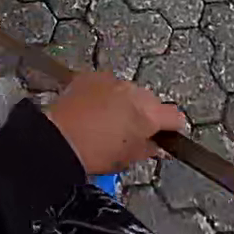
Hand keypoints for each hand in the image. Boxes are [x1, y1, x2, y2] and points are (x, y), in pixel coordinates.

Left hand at [43, 71, 188, 173]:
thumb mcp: (128, 158)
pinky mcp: (92, 75)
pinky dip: (105, 92)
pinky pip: (106, 83)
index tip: (168, 134)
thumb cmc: (95, 153)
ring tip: (110, 118)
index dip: (173, 127)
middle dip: (146, 113)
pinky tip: (94, 107)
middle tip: (134, 130)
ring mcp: (112, 80)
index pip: (175, 116)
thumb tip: (156, 145)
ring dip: (125, 101)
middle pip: (151, 100)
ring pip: (128, 90)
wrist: (59, 138)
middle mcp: (133, 91)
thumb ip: (148, 148)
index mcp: (148, 114)